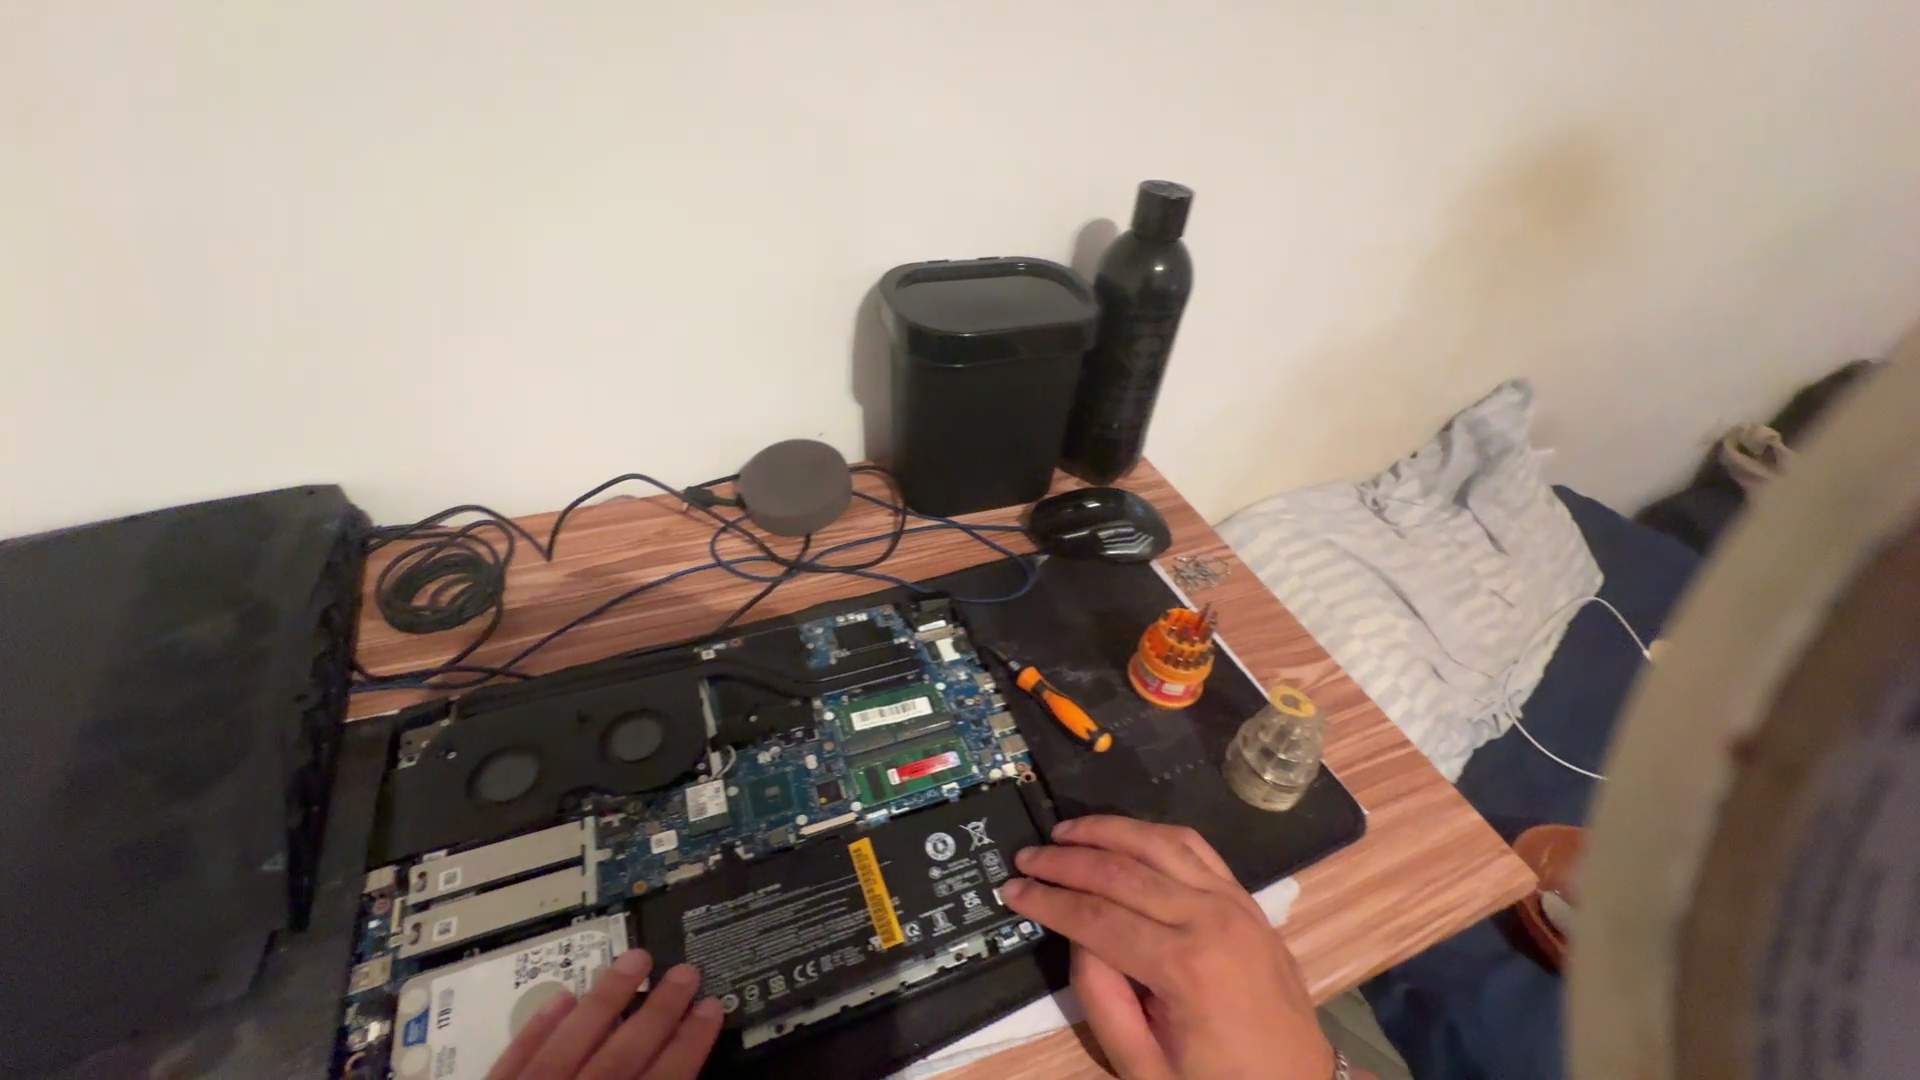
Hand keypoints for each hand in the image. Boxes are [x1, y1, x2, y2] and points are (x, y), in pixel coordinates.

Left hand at [485, 949, 722, 1079]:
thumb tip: (684, 1071)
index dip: (689, 1045)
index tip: (713, 1006)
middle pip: (620, 1062)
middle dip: (657, 1014)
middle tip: (686, 971)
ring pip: (565, 1054)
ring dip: (604, 1003)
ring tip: (635, 959)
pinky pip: (509, 1069)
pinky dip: (534, 1035)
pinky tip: (561, 1000)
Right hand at [1001, 817, 1335, 1079]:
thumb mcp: (1143, 1067)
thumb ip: (1100, 995)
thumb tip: (1075, 931)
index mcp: (1185, 968)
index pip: (1097, 916)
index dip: (1048, 900)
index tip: (1012, 889)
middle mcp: (1209, 918)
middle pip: (1121, 870)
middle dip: (1065, 860)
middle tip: (1027, 856)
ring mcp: (1233, 900)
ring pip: (1155, 842)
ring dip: (1104, 830)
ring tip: (1065, 832)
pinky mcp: (1244, 896)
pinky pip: (1193, 845)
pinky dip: (1150, 832)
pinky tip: (1122, 834)